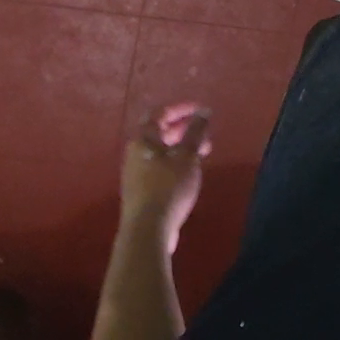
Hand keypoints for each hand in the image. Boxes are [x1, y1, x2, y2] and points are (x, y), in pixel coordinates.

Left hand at [120, 102, 212, 254]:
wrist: (147, 232)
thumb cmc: (168, 186)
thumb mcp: (187, 156)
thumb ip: (196, 131)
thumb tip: (204, 111)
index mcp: (143, 139)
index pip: (160, 112)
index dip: (181, 108)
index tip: (201, 110)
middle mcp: (135, 152)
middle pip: (159, 132)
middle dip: (183, 128)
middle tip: (204, 132)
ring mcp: (136, 173)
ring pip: (160, 151)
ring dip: (181, 147)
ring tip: (202, 153)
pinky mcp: (140, 191)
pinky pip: (159, 167)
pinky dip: (175, 162)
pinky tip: (189, 172)